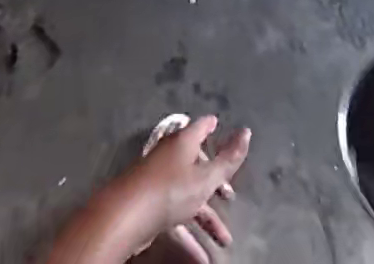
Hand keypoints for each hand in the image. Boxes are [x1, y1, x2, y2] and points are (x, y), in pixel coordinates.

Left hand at [120, 116, 249, 262]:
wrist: (127, 215)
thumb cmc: (171, 189)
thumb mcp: (205, 178)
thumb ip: (228, 159)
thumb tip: (246, 131)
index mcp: (183, 142)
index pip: (200, 127)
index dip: (210, 126)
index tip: (217, 124)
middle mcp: (170, 155)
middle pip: (195, 163)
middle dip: (214, 180)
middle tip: (228, 194)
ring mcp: (157, 179)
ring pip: (187, 194)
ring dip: (206, 217)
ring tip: (224, 240)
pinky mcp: (149, 203)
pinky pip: (175, 214)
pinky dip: (189, 233)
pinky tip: (201, 257)